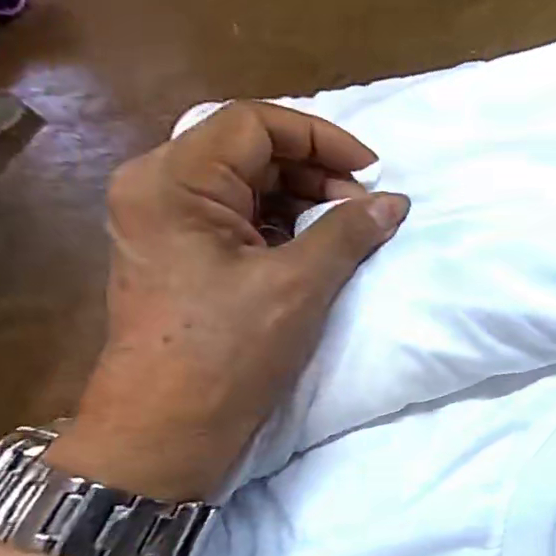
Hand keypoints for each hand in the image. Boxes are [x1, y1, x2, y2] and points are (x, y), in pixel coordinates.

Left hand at [47, 102, 409, 499]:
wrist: (166, 430)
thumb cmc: (226, 352)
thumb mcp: (298, 285)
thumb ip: (348, 232)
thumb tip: (394, 201)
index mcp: (173, 182)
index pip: (253, 124)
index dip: (321, 138)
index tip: (372, 173)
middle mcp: (161, 189)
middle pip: (250, 149)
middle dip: (317, 170)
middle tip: (365, 207)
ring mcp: (168, 222)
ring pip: (249, 183)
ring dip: (306, 198)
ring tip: (350, 228)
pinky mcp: (184, 253)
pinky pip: (243, 216)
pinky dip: (288, 222)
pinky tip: (321, 247)